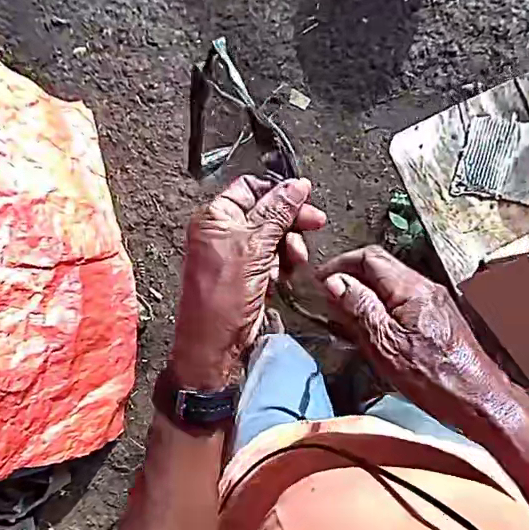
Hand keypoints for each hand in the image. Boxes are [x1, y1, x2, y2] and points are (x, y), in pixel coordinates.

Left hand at [170, 176, 326, 389]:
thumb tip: (297, 186)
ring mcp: (236, 254)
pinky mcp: (247, 274)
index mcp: (216, 216)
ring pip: (274, 237)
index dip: (280, 192)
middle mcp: (223, 232)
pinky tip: (280, 277)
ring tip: (291, 261)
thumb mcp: (255, 246)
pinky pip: (273, 260)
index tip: (305, 198)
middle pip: (267, 212)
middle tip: (312, 225)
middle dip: (290, 222)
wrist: (216, 343)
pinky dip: (281, 266)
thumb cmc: (222, 297)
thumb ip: (278, 213)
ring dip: (288, 247)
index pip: (252, 188)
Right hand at [318, 246, 528, 441]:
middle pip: (379, 267)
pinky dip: (381, 310)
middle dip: (350, 278)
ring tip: (345, 318)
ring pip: (390, 286)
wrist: (480, 401)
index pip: (368, 257)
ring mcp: (434, 303)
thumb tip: (335, 282)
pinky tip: (372, 333)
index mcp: (411, 288)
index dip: (339, 265)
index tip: (319, 282)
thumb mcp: (385, 345)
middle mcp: (425, 288)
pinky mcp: (438, 320)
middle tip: (328, 299)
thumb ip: (359, 308)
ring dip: (364, 295)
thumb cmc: (435, 379)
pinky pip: (402, 303)